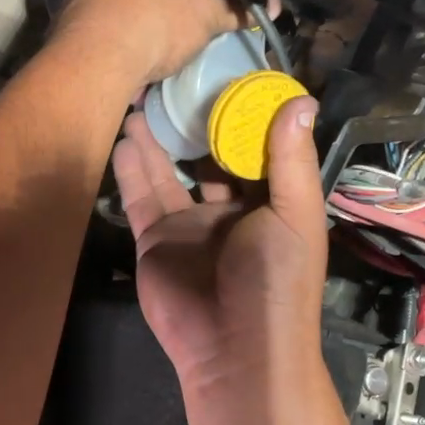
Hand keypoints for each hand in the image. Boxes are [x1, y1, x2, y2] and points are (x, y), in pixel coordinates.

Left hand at [52, 0, 242, 92]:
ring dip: (130, 35)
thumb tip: (272, 5)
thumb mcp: (209, 12)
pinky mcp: (62, 32)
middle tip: (170, 39)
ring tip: (148, 60)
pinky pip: (97, 40)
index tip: (193, 14)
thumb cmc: (158, 20)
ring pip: (114, 15)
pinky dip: (111, 53)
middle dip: (153, 13)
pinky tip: (123, 70)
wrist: (100, 58)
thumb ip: (237, 7)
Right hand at [112, 98, 327, 390]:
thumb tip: (299, 100)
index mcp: (268, 204)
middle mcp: (227, 211)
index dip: (241, 118)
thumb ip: (290, 159)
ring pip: (167, 172)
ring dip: (156, 139)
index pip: (254, 152)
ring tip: (142, 99)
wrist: (234, 346)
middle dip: (192, 125)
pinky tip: (125, 136)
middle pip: (205, 158)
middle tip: (175, 81)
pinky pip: (140, 197)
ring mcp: (188, 225)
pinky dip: (131, 168)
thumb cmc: (276, 279)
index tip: (226, 78)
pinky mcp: (154, 239)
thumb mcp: (295, 215)